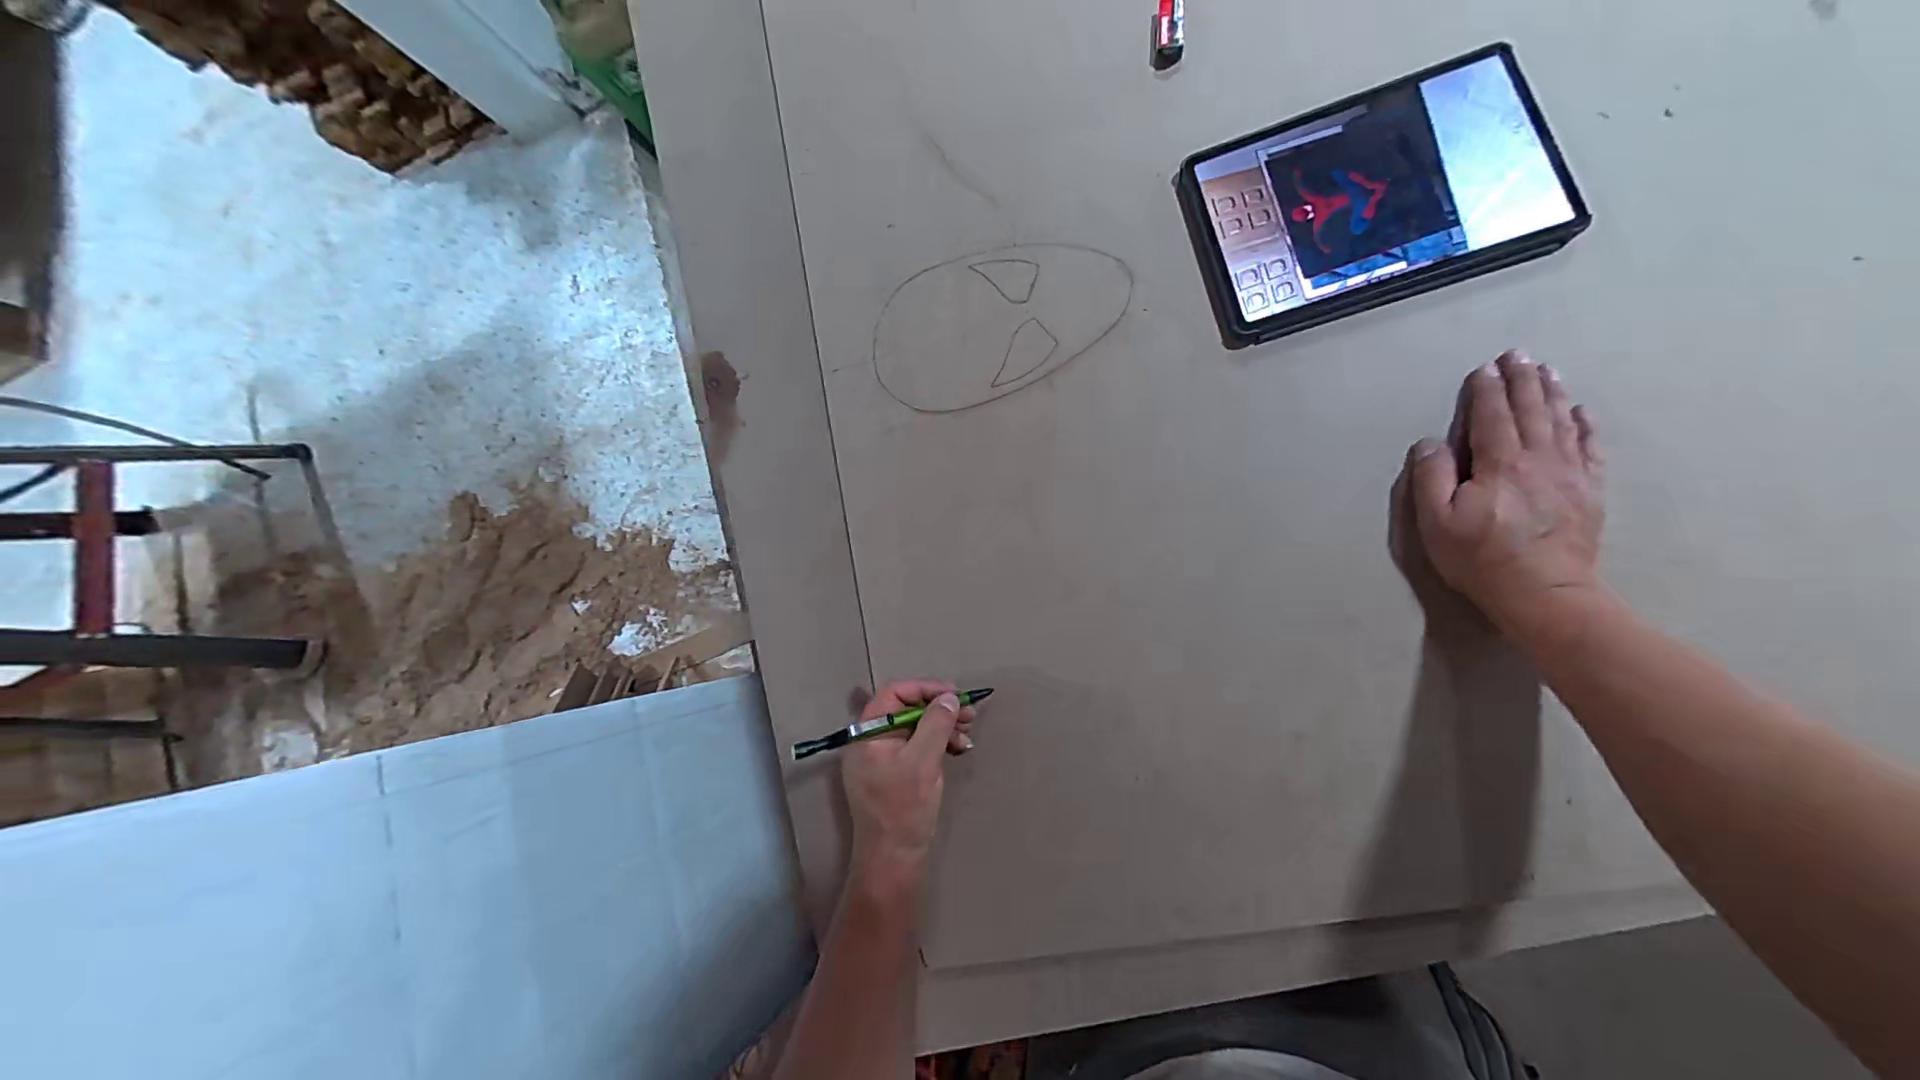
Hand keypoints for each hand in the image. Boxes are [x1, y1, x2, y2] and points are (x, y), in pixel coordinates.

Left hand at [841, 680, 977, 879]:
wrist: (893, 860)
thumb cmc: (904, 808)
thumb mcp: (923, 761)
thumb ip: (936, 724)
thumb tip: (949, 698)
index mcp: (868, 733)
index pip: (895, 694)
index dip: (926, 689)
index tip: (955, 695)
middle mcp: (871, 740)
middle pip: (907, 709)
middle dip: (939, 709)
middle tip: (970, 715)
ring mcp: (882, 758)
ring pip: (915, 728)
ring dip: (943, 726)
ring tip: (968, 735)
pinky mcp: (895, 773)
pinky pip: (917, 747)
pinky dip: (938, 744)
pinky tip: (959, 749)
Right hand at [1400, 352, 1606, 645]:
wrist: (1545, 594)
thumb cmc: (1480, 559)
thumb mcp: (1436, 522)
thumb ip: (1431, 477)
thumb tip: (1430, 443)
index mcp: (1499, 465)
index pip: (1491, 418)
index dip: (1486, 392)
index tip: (1483, 370)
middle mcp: (1539, 460)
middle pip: (1530, 411)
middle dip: (1521, 381)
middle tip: (1517, 355)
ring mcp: (1570, 474)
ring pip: (1561, 422)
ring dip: (1551, 394)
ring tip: (1545, 371)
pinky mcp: (1588, 491)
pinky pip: (1589, 448)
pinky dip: (1584, 425)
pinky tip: (1580, 412)